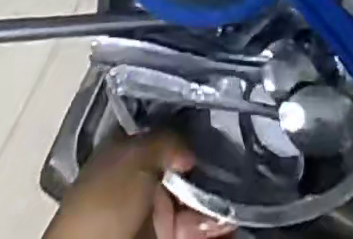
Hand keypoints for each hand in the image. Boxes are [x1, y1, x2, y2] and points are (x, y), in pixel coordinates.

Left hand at [43, 131, 234, 238]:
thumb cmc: (107, 202)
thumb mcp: (134, 160)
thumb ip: (166, 143)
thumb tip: (191, 150)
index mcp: (127, 152)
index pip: (162, 134)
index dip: (187, 130)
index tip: (218, 125)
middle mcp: (142, 178)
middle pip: (183, 167)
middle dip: (209, 167)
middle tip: (239, 161)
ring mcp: (155, 211)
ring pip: (194, 199)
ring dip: (218, 198)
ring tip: (245, 192)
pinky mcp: (166, 238)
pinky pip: (196, 228)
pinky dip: (215, 225)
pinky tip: (235, 220)